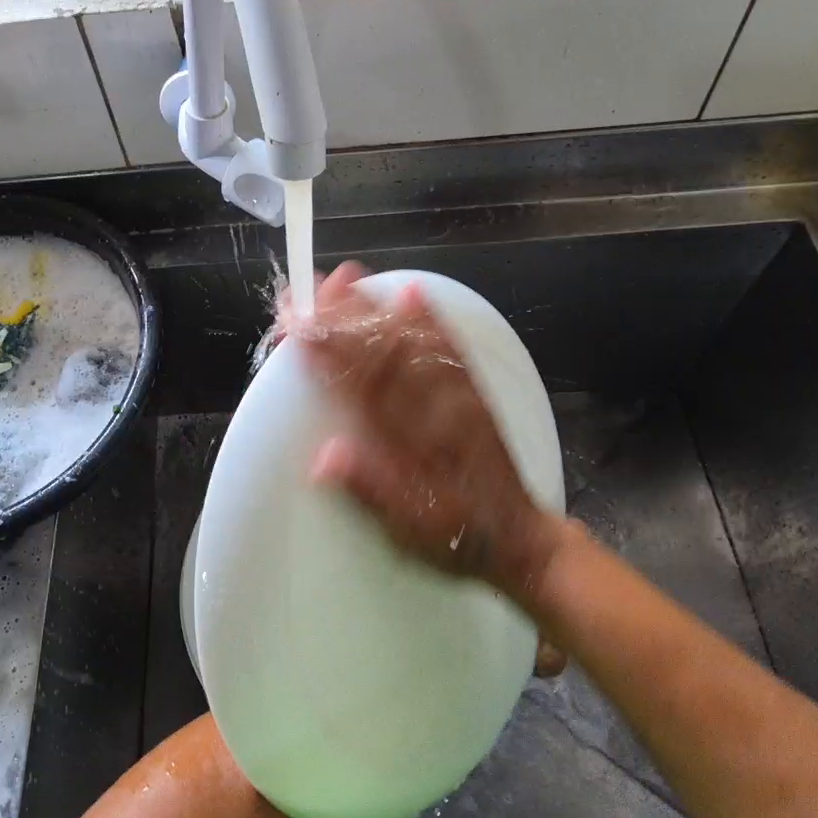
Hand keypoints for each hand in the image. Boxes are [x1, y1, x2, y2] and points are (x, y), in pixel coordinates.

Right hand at [278, 262, 561, 599]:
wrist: (520, 539)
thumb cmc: (457, 538)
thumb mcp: (410, 530)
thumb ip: (371, 491)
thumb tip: (325, 458)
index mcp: (414, 440)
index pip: (361, 386)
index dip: (326, 353)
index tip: (296, 327)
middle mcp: (435, 408)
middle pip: (384, 353)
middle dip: (345, 318)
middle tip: (312, 287)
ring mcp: (456, 396)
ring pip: (413, 342)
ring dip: (378, 309)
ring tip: (349, 278)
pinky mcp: (471, 394)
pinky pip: (450, 348)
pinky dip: (430, 318)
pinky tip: (413, 293)